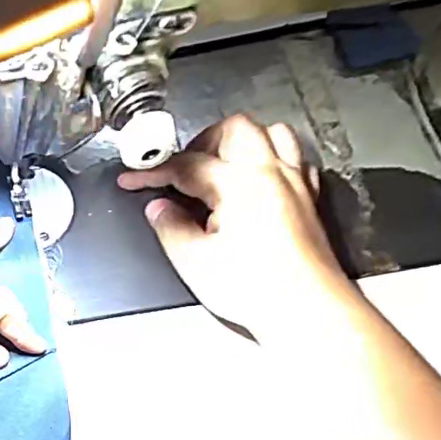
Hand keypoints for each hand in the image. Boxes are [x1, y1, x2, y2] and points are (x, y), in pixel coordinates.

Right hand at [117, 115, 354, 344]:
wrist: (305, 309)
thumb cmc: (256, 289)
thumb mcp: (195, 262)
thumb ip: (171, 228)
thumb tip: (159, 210)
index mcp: (238, 183)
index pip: (186, 165)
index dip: (153, 171)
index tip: (133, 178)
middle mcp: (270, 172)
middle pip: (233, 130)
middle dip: (200, 144)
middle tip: (179, 171)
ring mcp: (294, 183)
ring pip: (269, 133)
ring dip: (238, 143)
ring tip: (217, 167)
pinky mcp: (307, 199)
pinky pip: (291, 159)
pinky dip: (268, 159)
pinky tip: (255, 180)